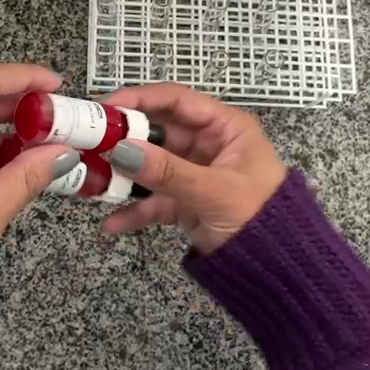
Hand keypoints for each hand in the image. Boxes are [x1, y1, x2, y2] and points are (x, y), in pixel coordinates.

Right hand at [96, 83, 287, 254]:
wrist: (282, 271)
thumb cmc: (262, 219)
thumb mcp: (215, 192)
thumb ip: (168, 172)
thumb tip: (121, 150)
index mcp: (225, 126)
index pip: (176, 100)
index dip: (139, 99)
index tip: (104, 107)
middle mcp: (207, 144)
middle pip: (157, 132)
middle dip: (123, 139)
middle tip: (88, 142)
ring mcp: (194, 174)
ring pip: (150, 166)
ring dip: (122, 174)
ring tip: (90, 179)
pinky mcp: (185, 203)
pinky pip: (154, 201)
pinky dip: (134, 211)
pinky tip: (112, 223)